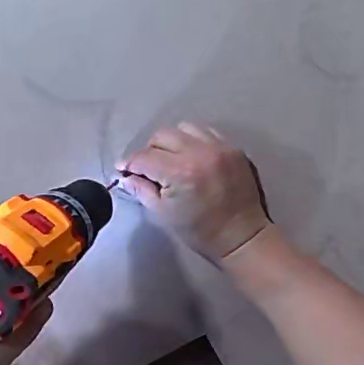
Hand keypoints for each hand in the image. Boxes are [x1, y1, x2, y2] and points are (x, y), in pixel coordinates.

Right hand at [118, 122, 271, 260]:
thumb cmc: (199, 231)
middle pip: (162, 135)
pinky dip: (194, 141)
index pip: (145, 157)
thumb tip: (124, 176)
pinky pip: (206, 132)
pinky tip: (192, 157)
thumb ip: (142, 190)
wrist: (241, 236)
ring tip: (172, 160)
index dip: (129, 164)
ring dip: (172, 142)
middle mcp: (200, 152)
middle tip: (149, 168)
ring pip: (184, 128)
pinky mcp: (233, 148)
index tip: (122, 169)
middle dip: (150, 150)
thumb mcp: (163, 213)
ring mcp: (219, 147)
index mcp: (180, 172)